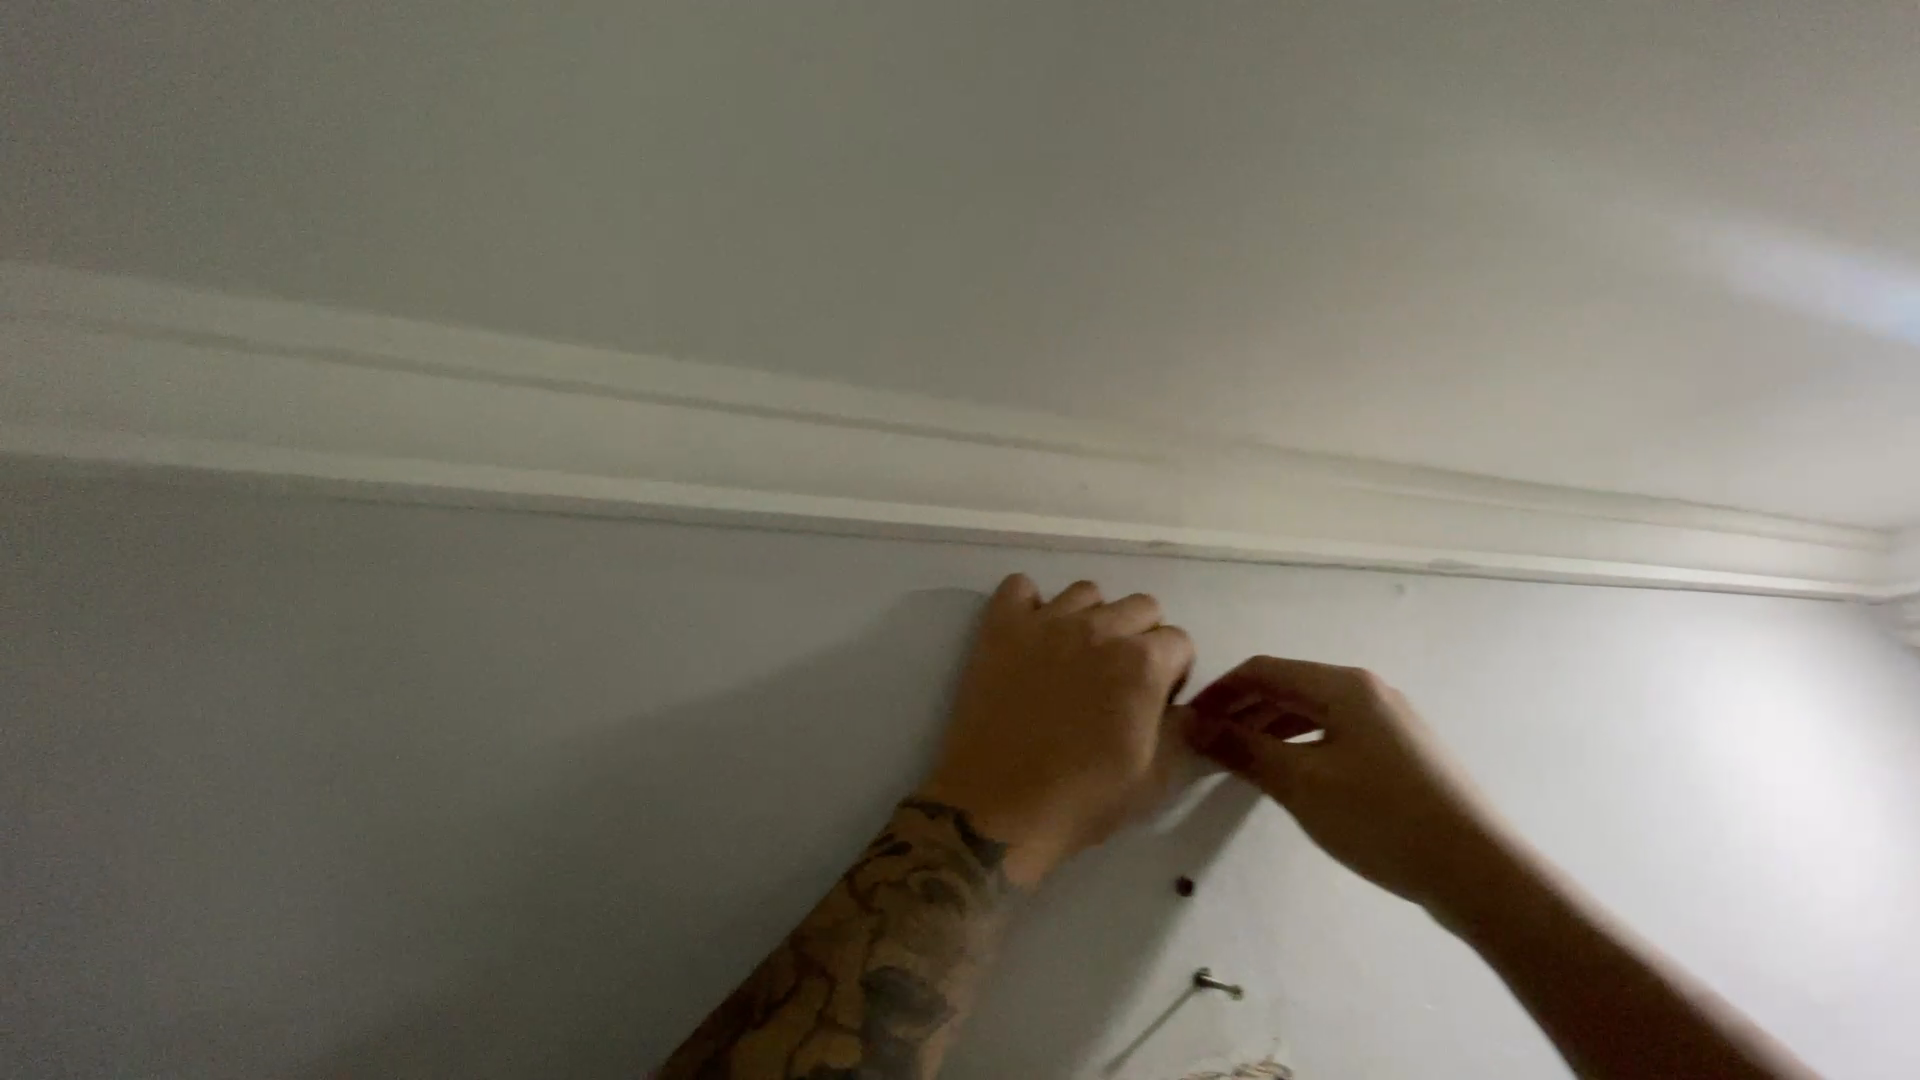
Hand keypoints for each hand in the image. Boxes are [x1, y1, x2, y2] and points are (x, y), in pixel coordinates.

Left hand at [917, 574, 1194, 884]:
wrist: (998, 807)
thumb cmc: (1082, 799)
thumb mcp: (1154, 778)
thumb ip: (1183, 731)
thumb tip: (1189, 709)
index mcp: (1142, 662)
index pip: (1179, 641)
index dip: (1173, 673)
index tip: (1155, 702)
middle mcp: (1098, 628)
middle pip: (1140, 607)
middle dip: (1140, 638)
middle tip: (1118, 679)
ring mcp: (1046, 622)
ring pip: (1086, 593)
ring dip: (1091, 618)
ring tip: (1075, 657)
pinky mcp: (1001, 627)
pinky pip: (1019, 586)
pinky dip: (1029, 604)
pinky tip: (1030, 636)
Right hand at [1184, 656, 1515, 915]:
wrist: (1481, 874)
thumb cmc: (1382, 819)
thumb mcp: (1300, 783)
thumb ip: (1242, 748)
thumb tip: (1192, 724)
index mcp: (1343, 685)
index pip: (1262, 670)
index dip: (1218, 691)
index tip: (1186, 721)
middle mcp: (1367, 691)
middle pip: (1287, 687)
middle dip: (1241, 710)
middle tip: (1204, 744)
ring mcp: (1389, 721)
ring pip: (1311, 711)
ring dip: (1267, 729)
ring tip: (1236, 760)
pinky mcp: (1400, 752)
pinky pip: (1334, 733)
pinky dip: (1298, 744)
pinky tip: (1286, 774)